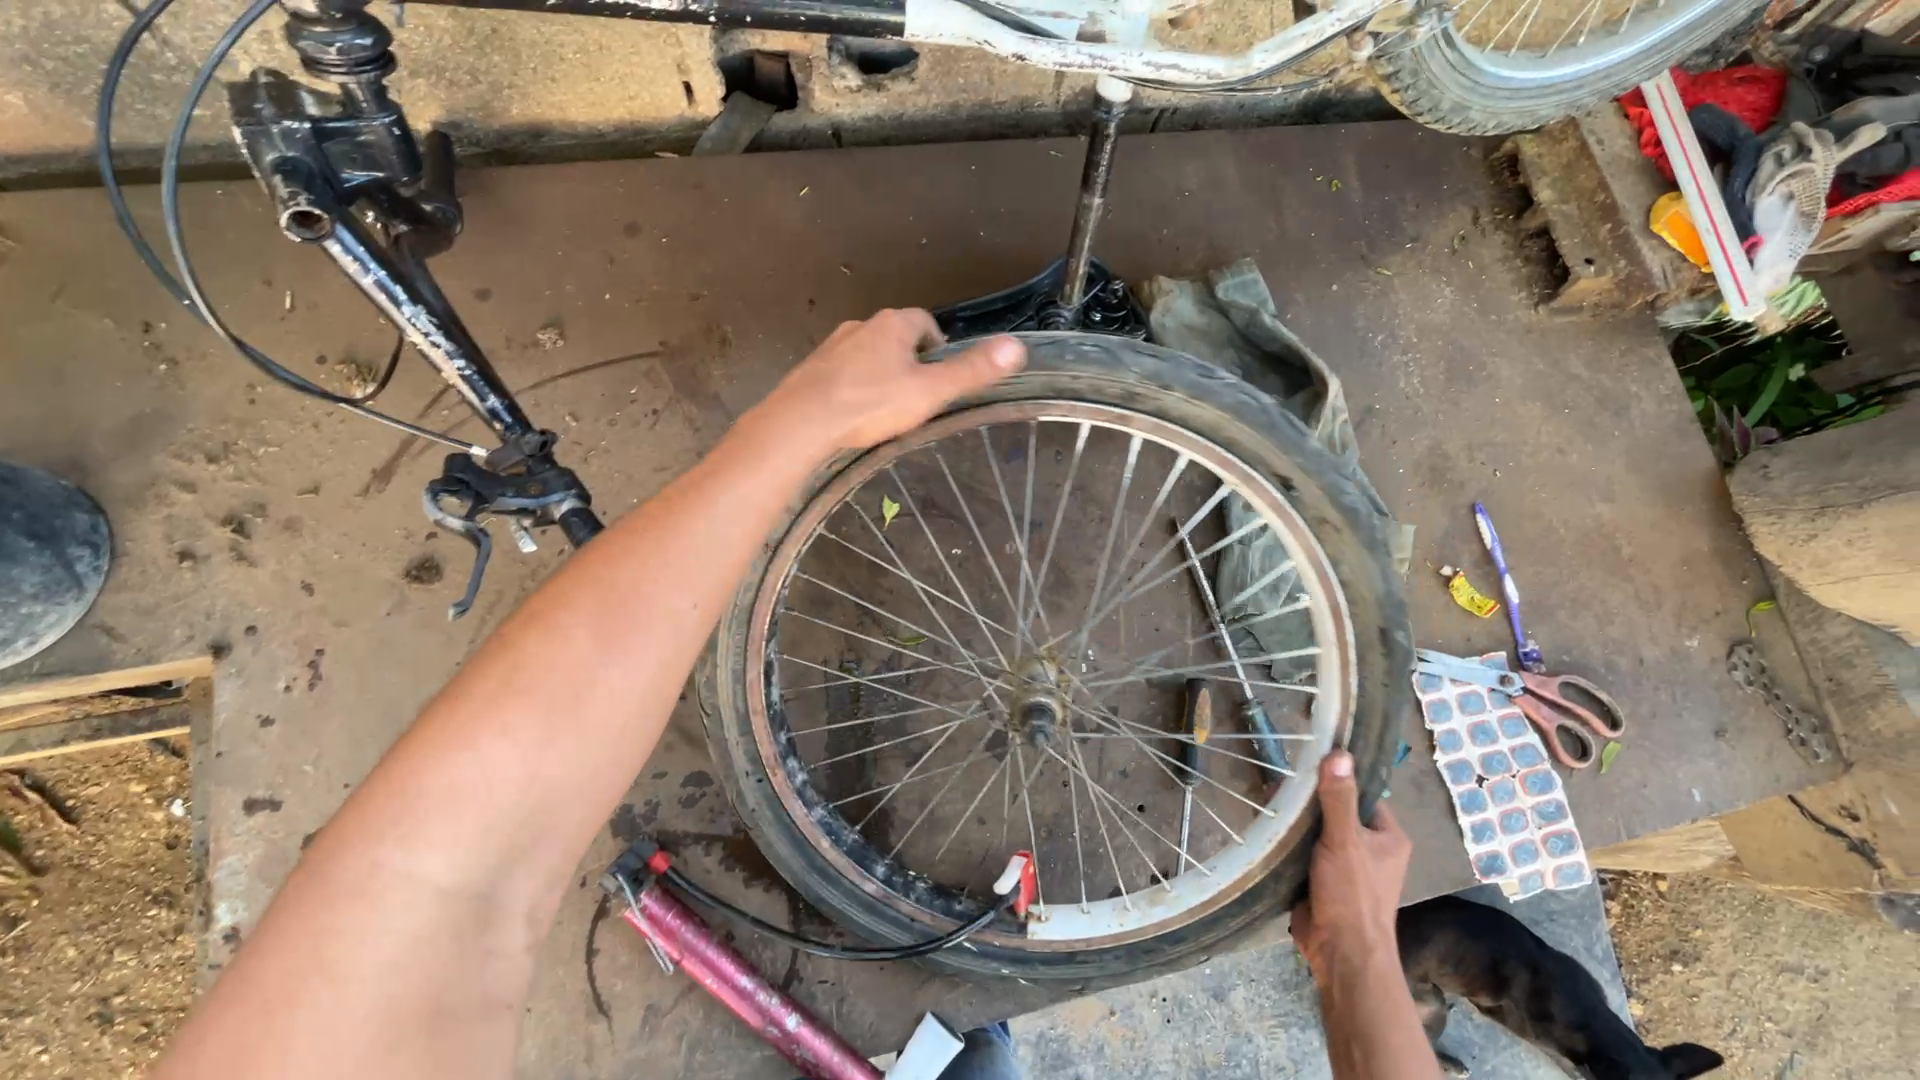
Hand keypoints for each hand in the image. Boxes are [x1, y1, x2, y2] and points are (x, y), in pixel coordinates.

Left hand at [752, 309, 1025, 452]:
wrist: (802, 422)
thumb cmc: (870, 404)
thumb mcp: (930, 391)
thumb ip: (971, 370)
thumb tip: (1017, 346)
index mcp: (894, 324)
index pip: (926, 323)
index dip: (938, 347)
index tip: (941, 375)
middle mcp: (861, 325)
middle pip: (896, 338)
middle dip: (909, 361)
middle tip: (918, 396)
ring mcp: (833, 346)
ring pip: (867, 354)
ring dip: (880, 373)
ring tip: (886, 408)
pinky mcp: (812, 368)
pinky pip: (842, 372)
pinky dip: (853, 386)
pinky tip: (854, 413)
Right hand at [1290, 749, 1411, 981]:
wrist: (1340, 952)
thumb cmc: (1352, 894)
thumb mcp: (1345, 840)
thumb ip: (1339, 798)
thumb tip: (1338, 754)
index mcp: (1389, 837)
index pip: (1363, 794)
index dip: (1338, 779)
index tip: (1308, 763)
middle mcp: (1372, 850)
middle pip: (1338, 811)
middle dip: (1310, 800)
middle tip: (1279, 780)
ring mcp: (1347, 867)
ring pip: (1319, 832)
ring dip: (1296, 822)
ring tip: (1267, 798)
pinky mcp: (1323, 881)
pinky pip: (1305, 852)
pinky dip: (1289, 843)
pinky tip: (1267, 827)